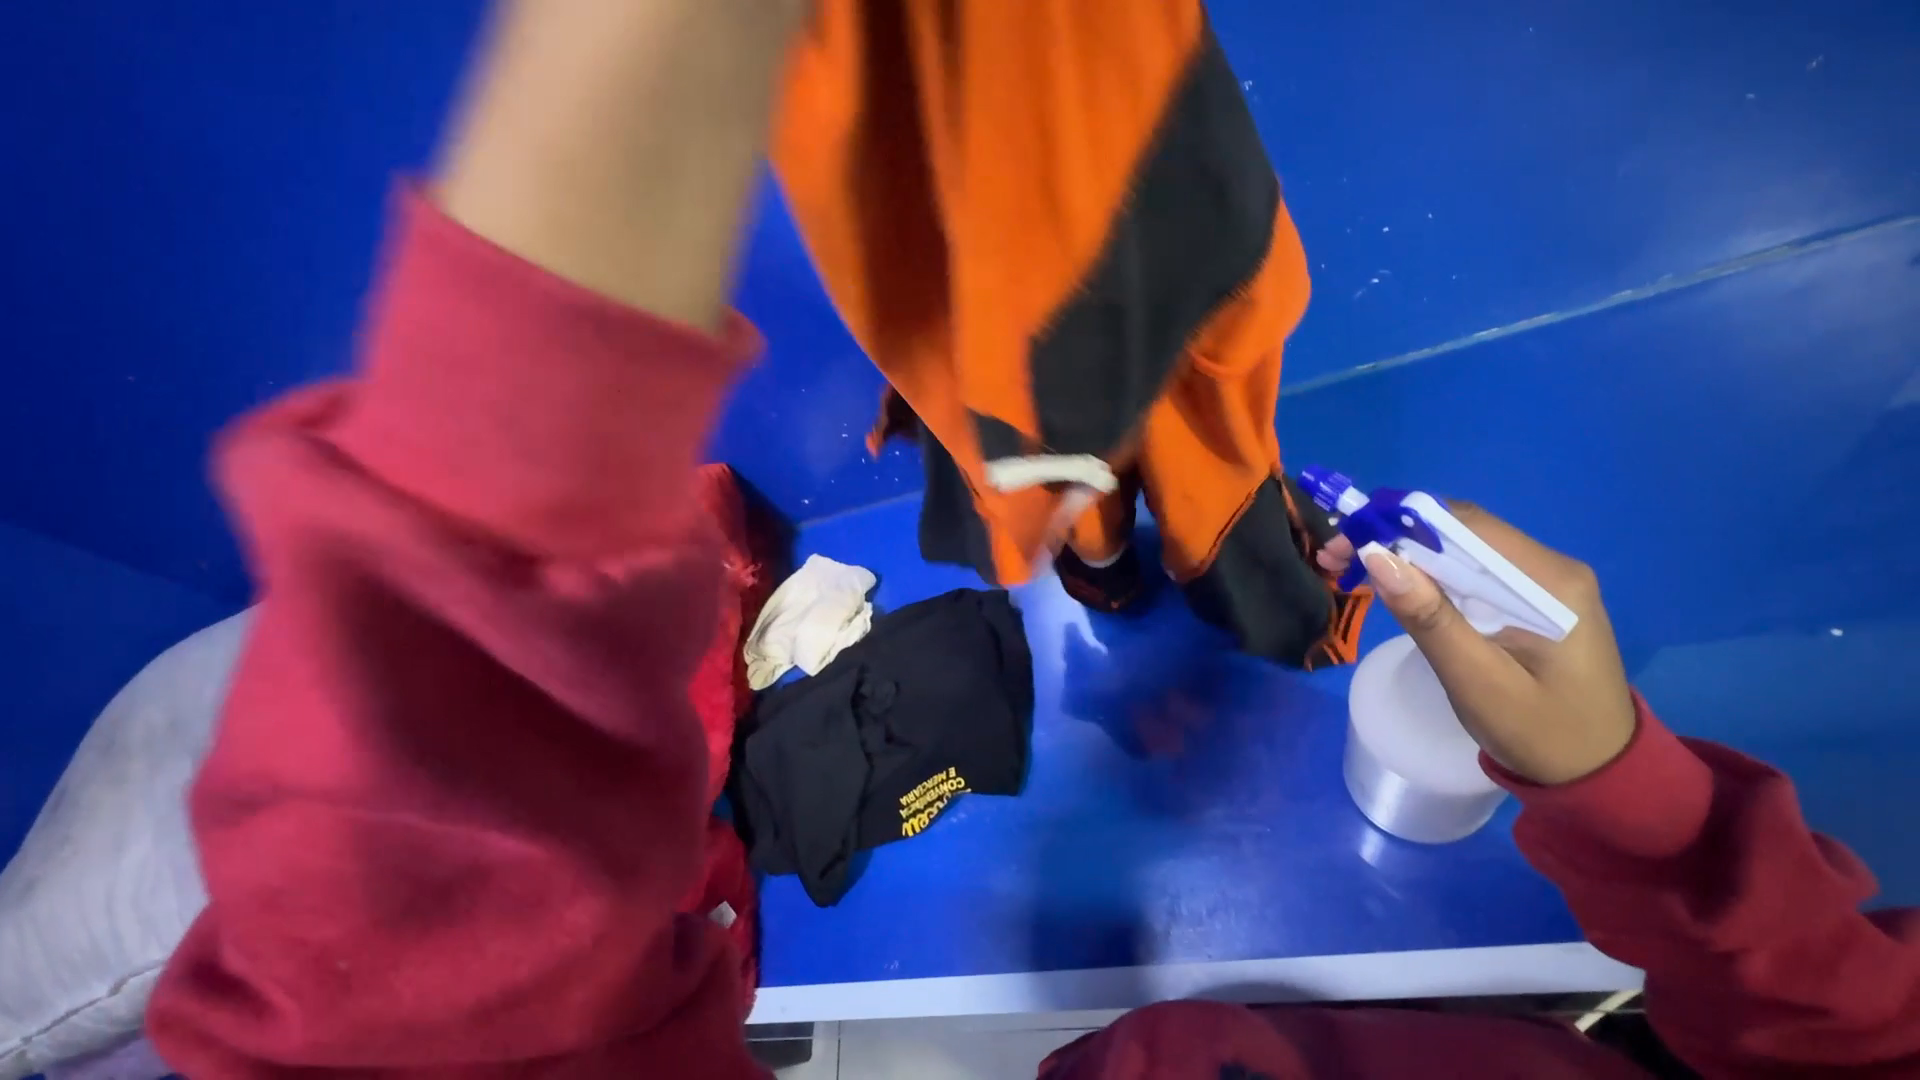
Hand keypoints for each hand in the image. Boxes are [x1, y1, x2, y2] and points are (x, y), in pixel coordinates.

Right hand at [1358, 505, 1636, 785]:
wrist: (1599, 775)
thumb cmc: (1540, 733)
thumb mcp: (1476, 681)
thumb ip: (1429, 617)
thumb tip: (1376, 556)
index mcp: (1550, 583)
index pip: (1465, 526)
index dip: (1398, 521)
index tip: (1343, 538)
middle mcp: (1551, 569)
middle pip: (1460, 532)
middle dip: (1393, 535)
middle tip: (1334, 556)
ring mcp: (1543, 583)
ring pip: (1461, 549)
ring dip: (1404, 553)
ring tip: (1349, 566)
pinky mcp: (1531, 600)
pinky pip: (1471, 571)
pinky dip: (1426, 572)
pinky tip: (1394, 583)